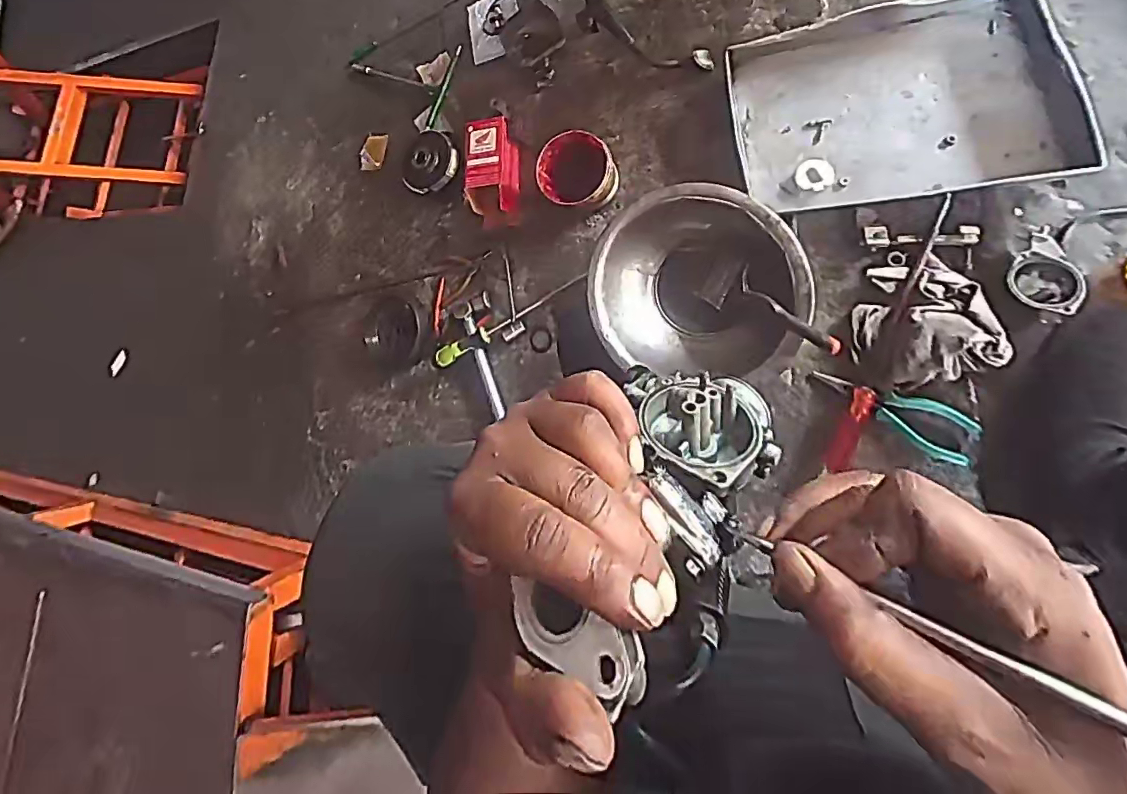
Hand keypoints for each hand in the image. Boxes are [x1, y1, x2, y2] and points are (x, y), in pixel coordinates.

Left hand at [445, 372, 676, 776]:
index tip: (641, 607)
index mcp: (473, 516)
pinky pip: (595, 391)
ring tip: (645, 529)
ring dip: (629, 488)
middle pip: (575, 490)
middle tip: (653, 583)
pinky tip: (631, 461)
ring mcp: (527, 420)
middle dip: (627, 545)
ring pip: (591, 437)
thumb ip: (551, 711)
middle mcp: (494, 457)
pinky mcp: (558, 399)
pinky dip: (622, 421)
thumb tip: (587, 734)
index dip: (597, 572)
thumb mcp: (528, 670)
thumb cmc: (523, 605)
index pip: (536, 534)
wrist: (524, 561)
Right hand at [766, 470, 1126, 793]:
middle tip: (778, 568)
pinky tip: (817, 573)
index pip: (914, 502)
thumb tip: (797, 570)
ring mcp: (977, 543)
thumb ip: (876, 649)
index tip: (813, 578)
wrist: (1100, 786)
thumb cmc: (1059, 773)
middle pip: (887, 492)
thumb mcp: (966, 731)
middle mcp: (1002, 540)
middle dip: (821, 521)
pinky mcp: (953, 558)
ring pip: (878, 500)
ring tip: (787, 570)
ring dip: (821, 527)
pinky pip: (883, 528)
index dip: (850, 531)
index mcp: (1026, 574)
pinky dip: (839, 544)